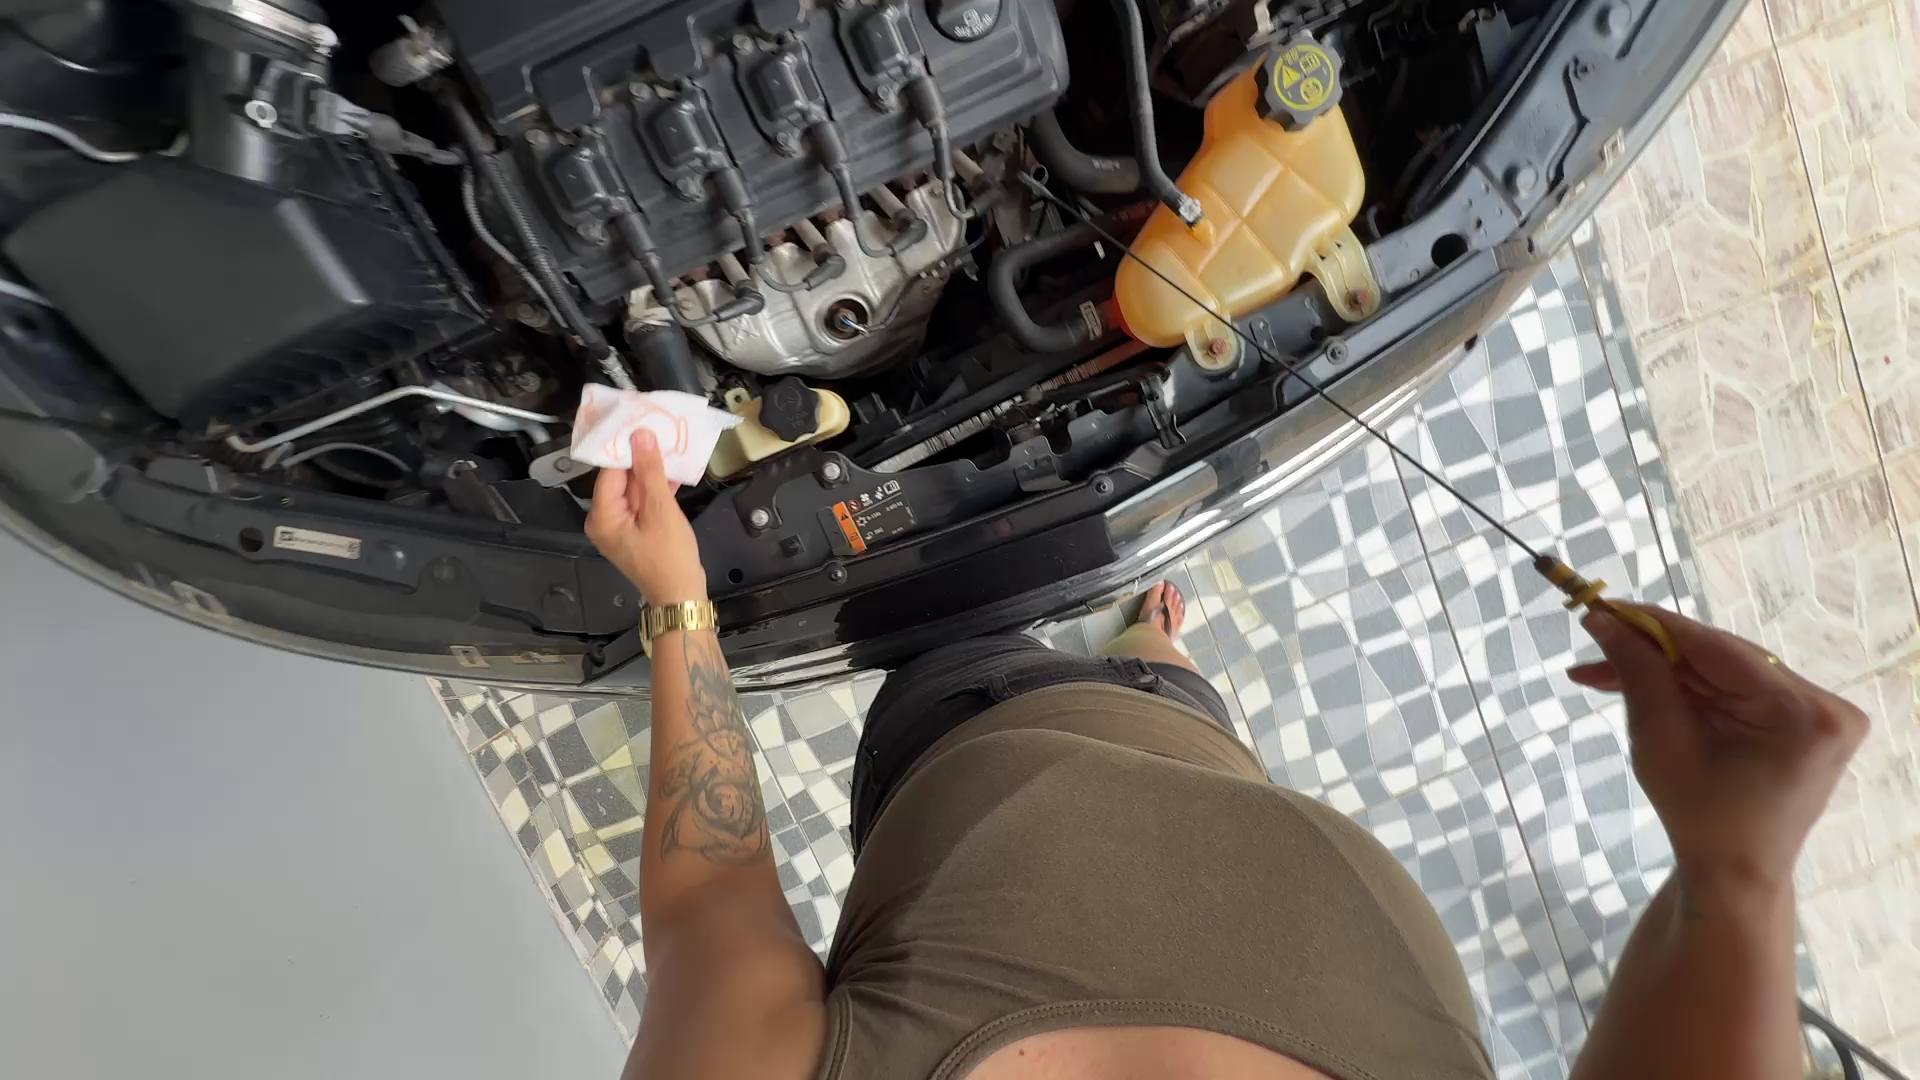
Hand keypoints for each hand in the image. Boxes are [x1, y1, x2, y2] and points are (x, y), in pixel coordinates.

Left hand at [586, 430, 707, 604]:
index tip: (641, 425)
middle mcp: (604, 520)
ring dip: (651, 473)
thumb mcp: (661, 511)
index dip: (626, 448)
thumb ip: (650, 472)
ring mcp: (620, 526)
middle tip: (658, 433)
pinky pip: (642, 503)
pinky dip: (656, 490)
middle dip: (640, 458)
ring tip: (669, 450)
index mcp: (602, 516)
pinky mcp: (636, 531)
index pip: (610, 471)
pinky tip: (673, 475)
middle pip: (620, 479)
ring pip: (633, 489)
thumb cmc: (669, 559)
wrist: (681, 595)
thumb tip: (641, 437)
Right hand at [1568, 604, 1866, 902]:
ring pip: (1713, 669)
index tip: (1597, 606)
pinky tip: (1632, 688)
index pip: (1713, 645)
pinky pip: (1723, 687)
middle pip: (1714, 656)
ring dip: (1654, 670)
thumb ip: (1636, 670)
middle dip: (1646, 652)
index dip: (1650, 622)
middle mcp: (1821, 704)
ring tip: (1595, 677)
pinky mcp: (1795, 720)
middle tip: (1587, 653)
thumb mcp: (1657, 733)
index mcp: (1801, 712)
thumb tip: (1601, 619)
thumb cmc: (1696, 807)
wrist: (1732, 864)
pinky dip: (1677, 687)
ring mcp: (1812, 712)